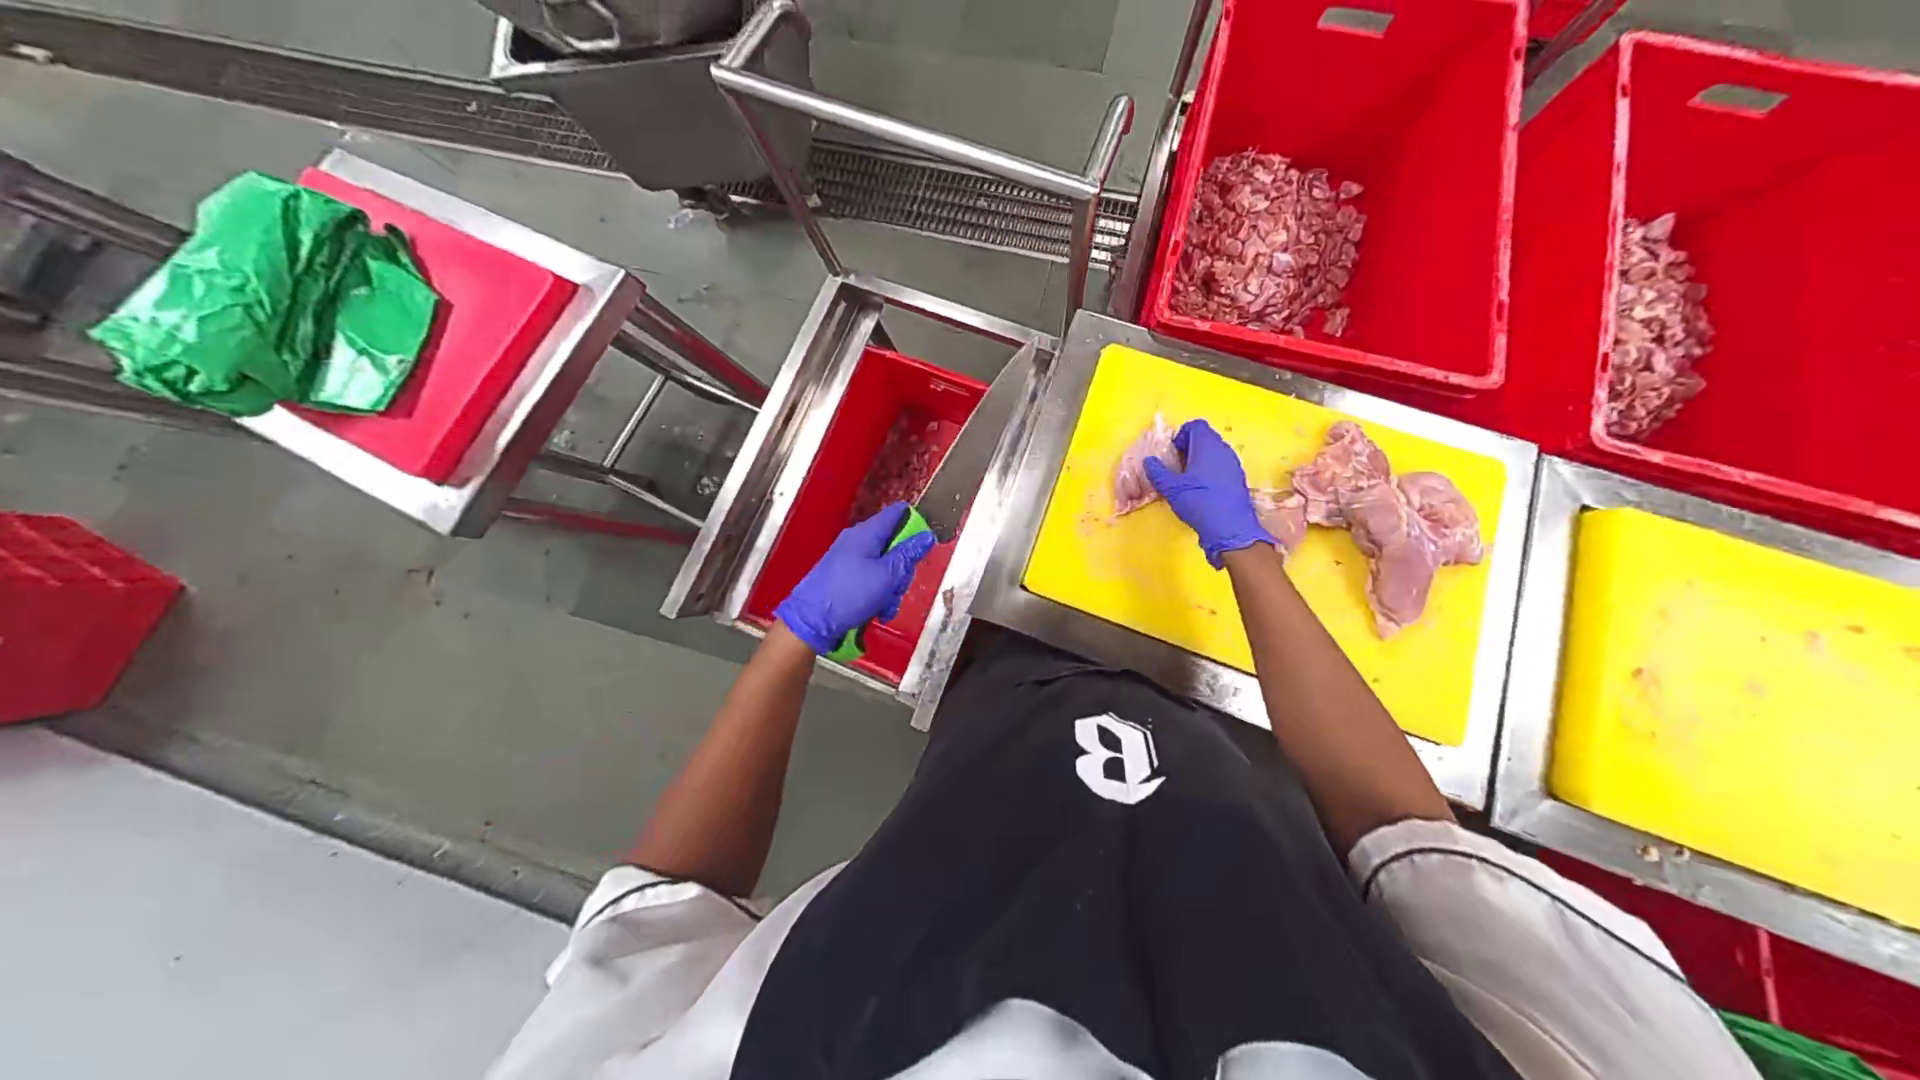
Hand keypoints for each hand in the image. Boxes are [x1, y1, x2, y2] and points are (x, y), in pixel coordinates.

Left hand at [775, 502, 937, 654]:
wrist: (810, 621)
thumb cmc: (849, 595)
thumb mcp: (887, 575)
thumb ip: (909, 554)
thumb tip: (927, 536)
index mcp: (867, 533)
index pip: (898, 513)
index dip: (916, 526)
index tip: (923, 548)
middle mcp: (857, 540)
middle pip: (894, 544)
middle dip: (903, 567)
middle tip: (899, 585)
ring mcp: (849, 558)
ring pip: (884, 565)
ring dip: (891, 586)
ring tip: (885, 604)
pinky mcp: (844, 576)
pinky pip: (871, 579)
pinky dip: (877, 594)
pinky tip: (876, 611)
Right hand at [1144, 419, 1278, 567]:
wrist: (1230, 529)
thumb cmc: (1198, 501)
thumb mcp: (1171, 488)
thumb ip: (1158, 472)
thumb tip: (1149, 461)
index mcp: (1207, 445)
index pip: (1195, 425)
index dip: (1180, 435)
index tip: (1172, 453)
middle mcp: (1223, 450)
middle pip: (1205, 438)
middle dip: (1188, 449)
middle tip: (1176, 467)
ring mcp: (1233, 465)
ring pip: (1214, 453)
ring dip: (1199, 461)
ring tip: (1186, 480)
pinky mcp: (1238, 480)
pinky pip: (1221, 467)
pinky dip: (1209, 473)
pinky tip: (1200, 491)